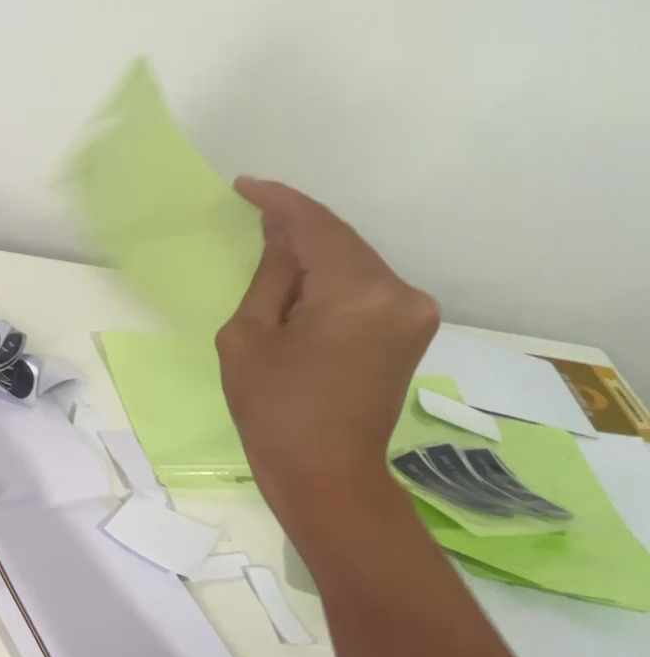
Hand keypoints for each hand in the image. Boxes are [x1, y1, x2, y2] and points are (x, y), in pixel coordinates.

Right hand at [217, 178, 439, 514]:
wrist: (324, 471)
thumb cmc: (272, 408)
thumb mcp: (247, 338)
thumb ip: (268, 281)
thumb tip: (280, 244)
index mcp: (356, 293)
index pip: (316, 227)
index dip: (279, 202)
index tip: (244, 186)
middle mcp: (399, 292)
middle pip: (342, 242)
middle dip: (297, 226)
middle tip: (251, 211)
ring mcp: (413, 312)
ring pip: (354, 264)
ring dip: (314, 252)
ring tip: (270, 244)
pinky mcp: (410, 331)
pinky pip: (364, 288)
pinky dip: (330, 277)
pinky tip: (300, 279)